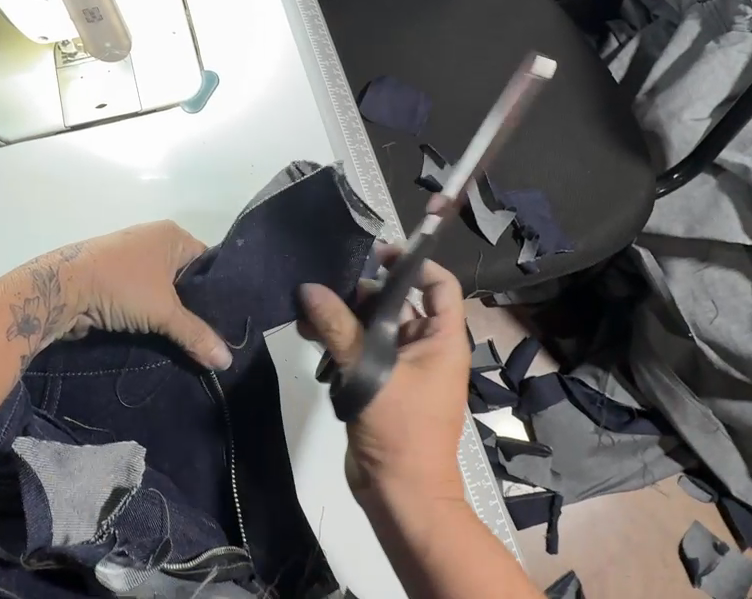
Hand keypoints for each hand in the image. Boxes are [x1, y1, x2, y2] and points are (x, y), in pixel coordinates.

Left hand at [43, 222, 232, 370]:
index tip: (233, 321)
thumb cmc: (121, 286)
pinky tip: (167, 342)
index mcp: (171, 235)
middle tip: (218, 340)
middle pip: (186, 280)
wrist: (64, 290)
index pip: (208, 262)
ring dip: (172, 318)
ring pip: (164, 294)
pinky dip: (152, 319)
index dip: (219, 291)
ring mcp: (132, 262)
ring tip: (196, 346)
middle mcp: (154, 242)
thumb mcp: (165, 312)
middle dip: (196, 310)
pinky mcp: (116, 281)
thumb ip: (196, 334)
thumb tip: (227, 361)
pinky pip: (144, 301)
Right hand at [298, 245, 470, 509]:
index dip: (414, 263)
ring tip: (308, 312)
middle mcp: (426, 348)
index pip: (440, 285)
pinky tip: (310, 335)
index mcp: (442, 341)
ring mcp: (403, 367)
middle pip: (400, 301)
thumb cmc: (401, 430)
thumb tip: (309, 288)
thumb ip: (340, 327)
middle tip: (328, 285)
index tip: (378, 256)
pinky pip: (362, 349)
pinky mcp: (381, 384)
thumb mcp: (370, 372)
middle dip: (363, 292)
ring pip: (375, 325)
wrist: (401, 496)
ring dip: (344, 317)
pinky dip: (339, 340)